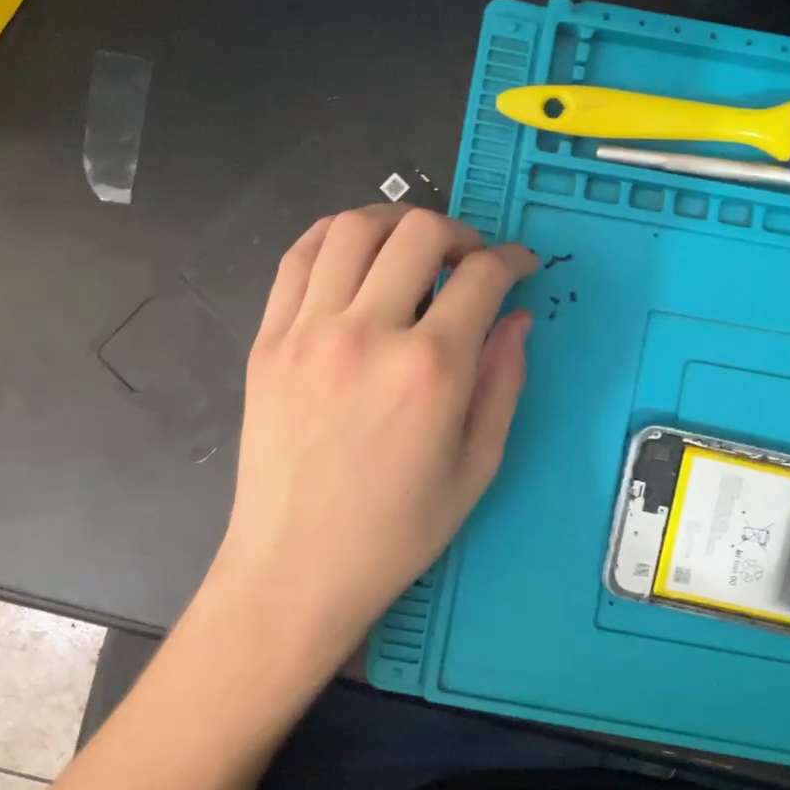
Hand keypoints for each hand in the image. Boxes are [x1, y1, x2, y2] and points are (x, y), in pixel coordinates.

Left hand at [205, 204, 537, 672]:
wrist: (296, 567)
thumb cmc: (396, 532)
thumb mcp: (477, 467)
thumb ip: (503, 382)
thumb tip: (517, 318)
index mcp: (430, 369)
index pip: (481, 276)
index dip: (512, 259)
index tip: (521, 265)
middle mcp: (368, 333)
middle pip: (419, 233)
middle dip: (460, 232)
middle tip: (470, 260)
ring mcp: (308, 331)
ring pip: (353, 228)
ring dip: (396, 221)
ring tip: (414, 246)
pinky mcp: (268, 339)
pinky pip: (298, 257)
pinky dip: (333, 235)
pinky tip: (355, 251)